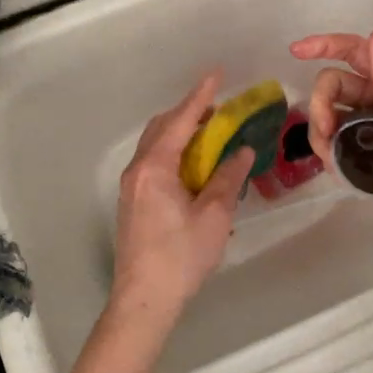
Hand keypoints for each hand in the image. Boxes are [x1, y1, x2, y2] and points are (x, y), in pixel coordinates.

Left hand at [111, 71, 255, 326]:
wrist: (144, 298)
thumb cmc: (181, 256)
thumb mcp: (214, 216)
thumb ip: (227, 178)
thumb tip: (241, 151)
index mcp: (154, 167)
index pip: (180, 121)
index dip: (201, 96)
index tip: (216, 75)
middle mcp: (137, 169)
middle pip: (162, 128)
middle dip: (189, 113)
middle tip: (219, 109)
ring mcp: (131, 186)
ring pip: (155, 145)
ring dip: (181, 133)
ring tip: (211, 134)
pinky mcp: (132, 202)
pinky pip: (153, 162)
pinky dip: (174, 152)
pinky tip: (194, 165)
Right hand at [291, 30, 372, 252]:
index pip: (356, 54)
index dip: (326, 46)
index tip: (296, 51)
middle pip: (333, 86)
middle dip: (321, 100)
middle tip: (325, 129)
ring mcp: (368, 133)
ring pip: (327, 117)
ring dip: (319, 129)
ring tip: (330, 153)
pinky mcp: (361, 161)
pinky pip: (331, 147)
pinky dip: (325, 152)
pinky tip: (335, 166)